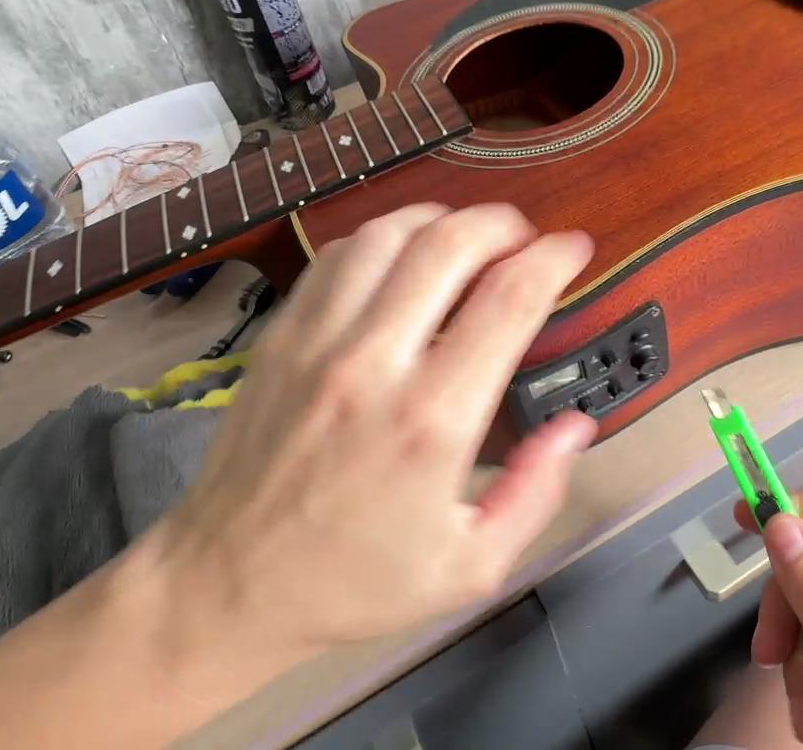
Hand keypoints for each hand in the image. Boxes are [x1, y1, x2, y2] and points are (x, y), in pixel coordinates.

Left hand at [145, 203, 597, 678]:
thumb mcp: (469, 565)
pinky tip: (400, 255)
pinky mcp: (282, 336)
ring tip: (467, 236)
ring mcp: (318, 342)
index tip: (573, 248)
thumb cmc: (352, 581)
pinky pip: (336, 256)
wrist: (228, 582)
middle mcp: (373, 364)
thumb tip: (575, 426)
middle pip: (448, 245)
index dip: (553, 259)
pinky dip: (381, 238)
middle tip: (525, 237)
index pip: (508, 301)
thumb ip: (535, 492)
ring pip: (387, 235)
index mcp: (431, 420)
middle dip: (502, 223)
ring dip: (440, 220)